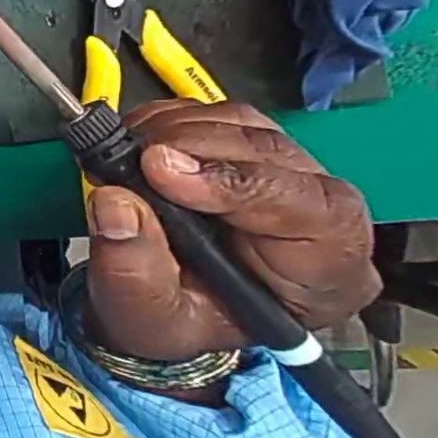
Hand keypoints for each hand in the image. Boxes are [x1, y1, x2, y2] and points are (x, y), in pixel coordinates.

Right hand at [84, 100, 380, 361]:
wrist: (148, 305)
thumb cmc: (166, 321)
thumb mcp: (143, 315)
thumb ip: (132, 267)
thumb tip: (116, 202)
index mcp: (321, 275)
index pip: (310, 210)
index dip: (235, 182)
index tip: (161, 170)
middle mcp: (316, 219)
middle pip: (274, 157)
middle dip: (195, 150)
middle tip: (130, 160)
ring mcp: (281, 177)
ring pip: (246, 128)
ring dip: (176, 132)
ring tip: (125, 156)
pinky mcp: (241, 152)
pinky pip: (215, 116)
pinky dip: (167, 122)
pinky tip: (135, 144)